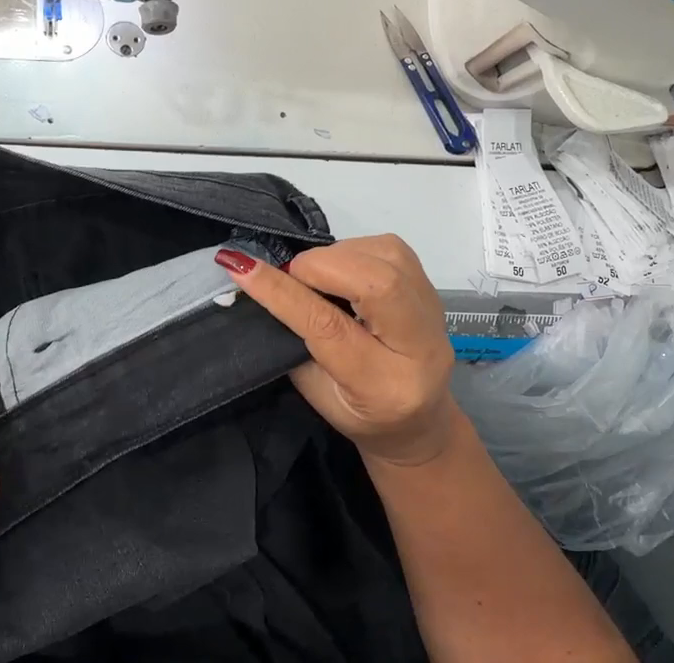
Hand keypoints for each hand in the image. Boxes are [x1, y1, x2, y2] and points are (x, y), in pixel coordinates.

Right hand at [216, 235, 457, 466]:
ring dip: (338, 254)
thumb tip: (255, 280)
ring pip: (387, 256)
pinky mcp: (432, 290)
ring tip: (316, 274)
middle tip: (292, 275)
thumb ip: (290, 338)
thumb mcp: (315, 390)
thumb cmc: (358, 413)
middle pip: (377, 283)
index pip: (327, 325)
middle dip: (320, 265)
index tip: (240, 267)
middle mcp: (419, 347)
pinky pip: (393, 250)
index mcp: (382, 384)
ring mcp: (433, 314)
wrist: (421, 423)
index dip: (280, 291)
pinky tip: (342, 269)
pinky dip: (356, 249)